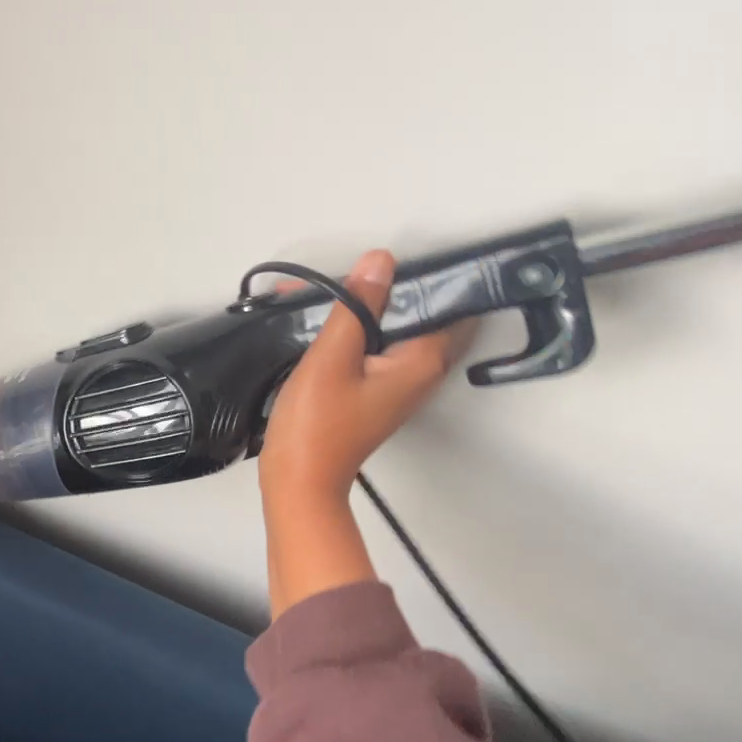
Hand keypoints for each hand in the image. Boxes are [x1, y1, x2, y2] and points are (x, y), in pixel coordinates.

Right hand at [259, 250, 473, 504]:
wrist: (298, 479)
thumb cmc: (316, 425)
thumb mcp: (331, 358)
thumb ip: (355, 307)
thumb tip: (379, 262)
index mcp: (423, 359)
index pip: (444, 300)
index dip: (417, 276)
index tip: (379, 262)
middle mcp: (420, 370)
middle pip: (415, 314)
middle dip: (381, 291)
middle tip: (342, 276)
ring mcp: (396, 384)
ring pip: (390, 331)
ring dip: (361, 311)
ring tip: (319, 296)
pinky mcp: (371, 392)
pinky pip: (371, 349)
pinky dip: (350, 333)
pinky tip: (317, 325)